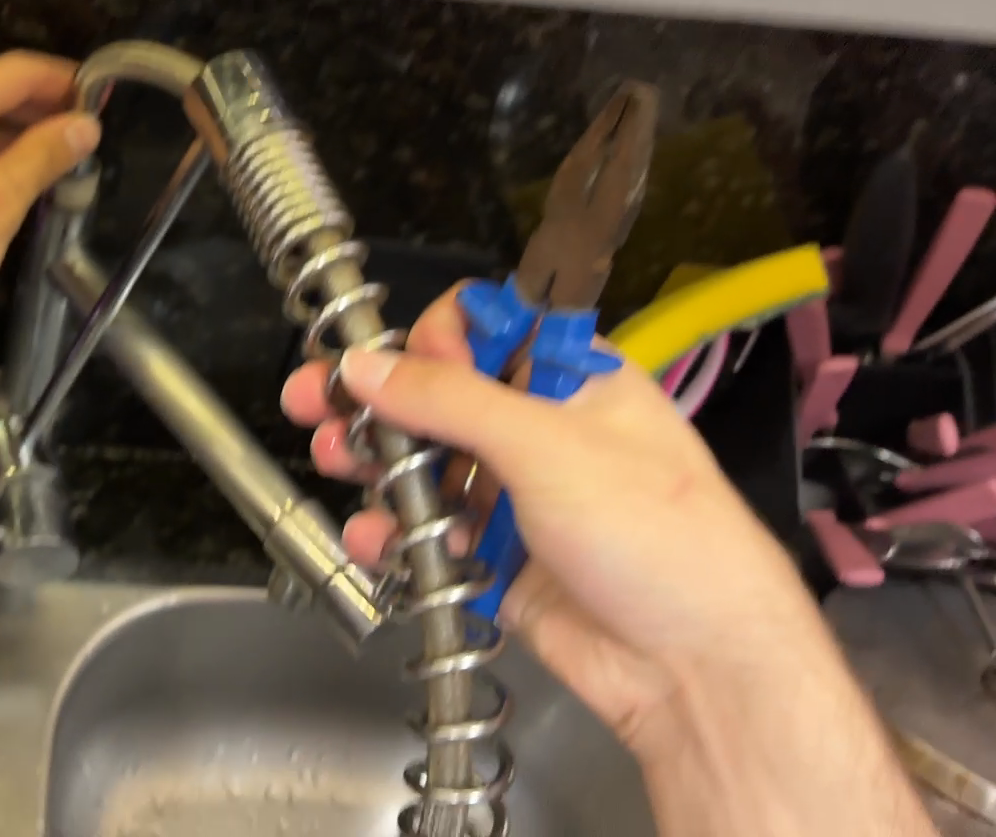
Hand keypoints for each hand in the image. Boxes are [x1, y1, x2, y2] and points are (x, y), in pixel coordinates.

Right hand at [281, 287, 933, 836]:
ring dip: (366, 459)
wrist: (694, 677)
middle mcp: (529, 428)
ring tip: (331, 460)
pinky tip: (374, 537)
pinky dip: (388, 529)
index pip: (480, 329)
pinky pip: (416, 522)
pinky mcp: (481, 544)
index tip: (405, 368)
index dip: (432, 341)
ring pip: (412, 457)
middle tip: (313, 398)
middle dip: (367, 398)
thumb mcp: (550, 449)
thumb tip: (362, 365)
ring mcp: (503, 488)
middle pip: (427, 393)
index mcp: (565, 382)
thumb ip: (447, 401)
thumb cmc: (660, 542)